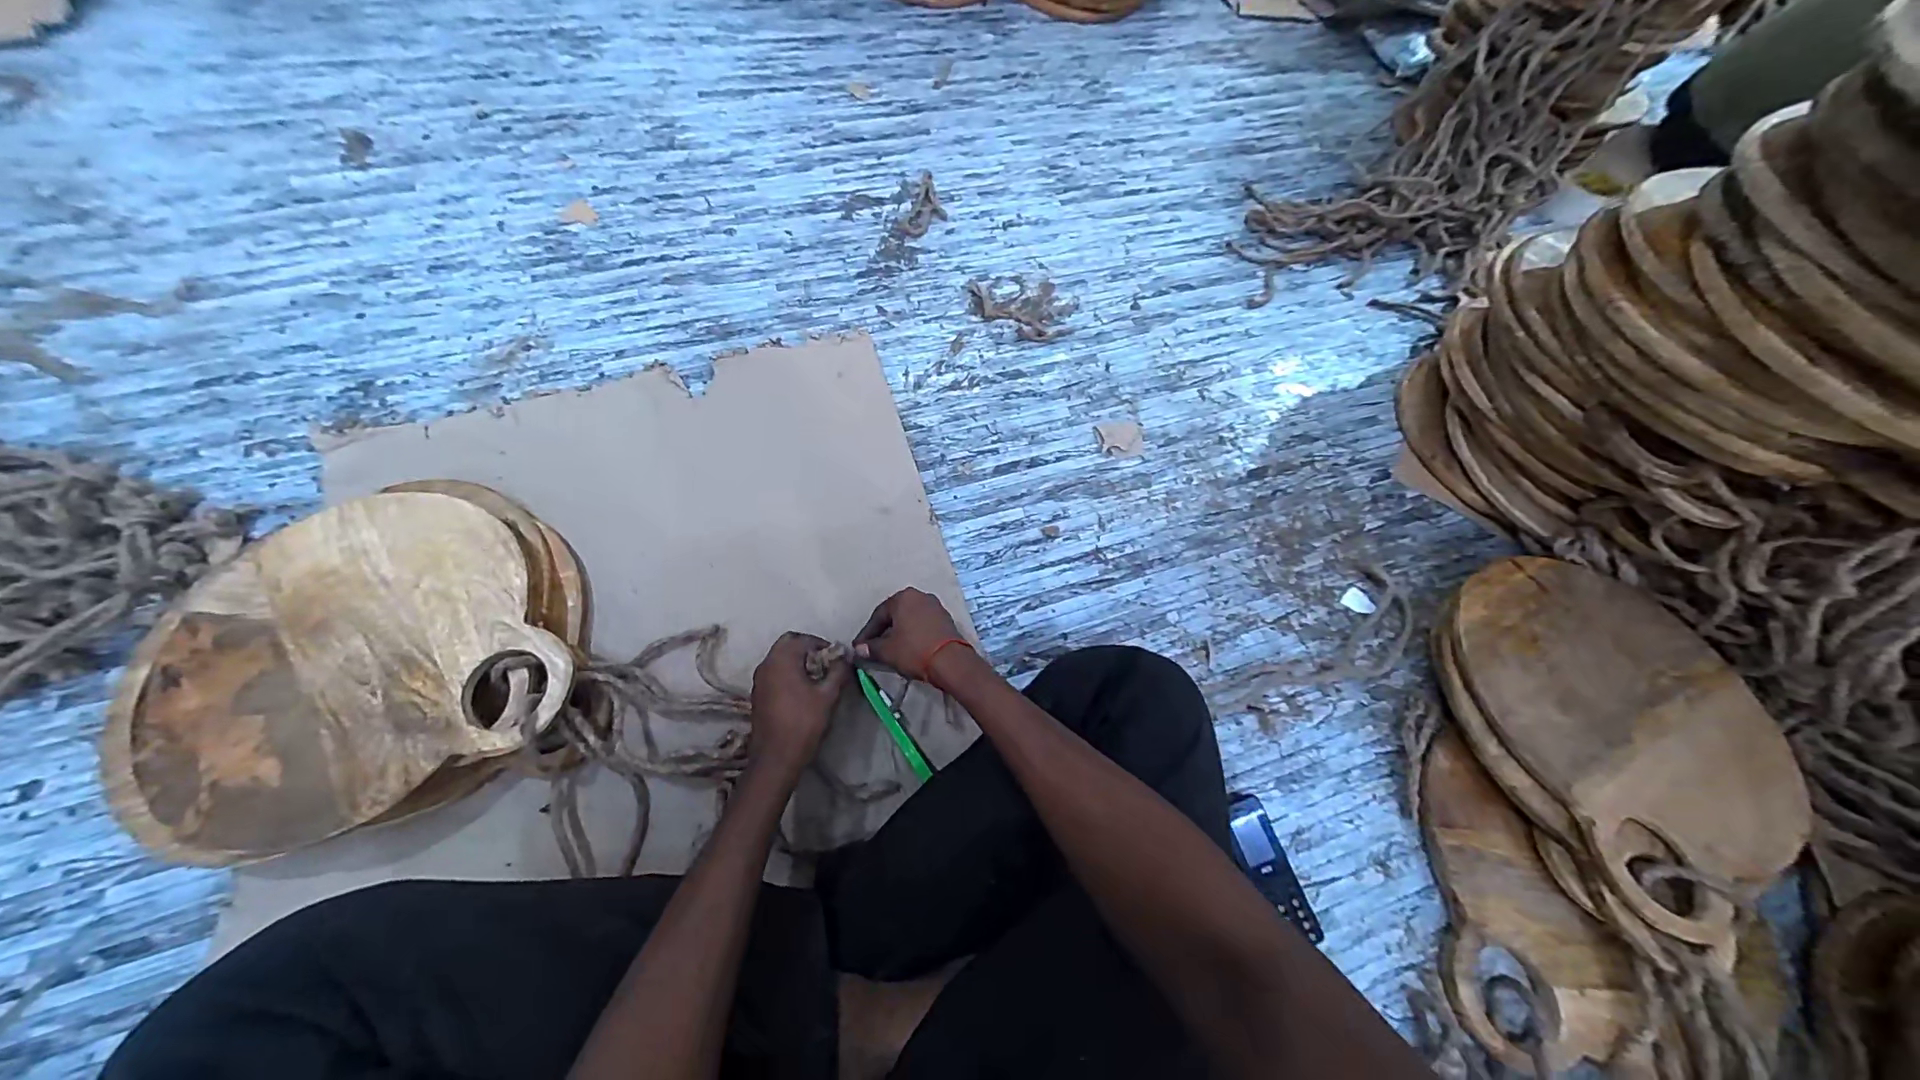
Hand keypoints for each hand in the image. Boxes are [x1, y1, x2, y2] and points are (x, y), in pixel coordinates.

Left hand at [749, 632, 849, 771]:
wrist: (776, 758)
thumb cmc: (804, 723)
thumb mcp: (828, 695)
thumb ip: (838, 671)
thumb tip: (845, 656)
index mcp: (781, 660)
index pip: (802, 639)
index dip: (822, 645)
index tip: (837, 659)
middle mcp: (766, 664)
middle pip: (788, 644)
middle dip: (808, 650)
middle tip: (826, 665)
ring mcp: (759, 680)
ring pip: (779, 659)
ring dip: (797, 662)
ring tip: (817, 679)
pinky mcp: (758, 694)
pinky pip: (774, 673)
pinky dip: (788, 674)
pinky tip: (802, 691)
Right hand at [853, 588, 970, 687]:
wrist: (951, 661)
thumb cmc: (914, 651)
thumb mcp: (887, 651)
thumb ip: (871, 648)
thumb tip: (860, 649)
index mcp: (903, 597)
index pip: (878, 615)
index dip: (867, 633)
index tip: (859, 648)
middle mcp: (920, 596)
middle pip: (895, 615)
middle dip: (883, 632)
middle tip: (872, 648)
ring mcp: (935, 606)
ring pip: (909, 619)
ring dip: (898, 633)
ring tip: (889, 650)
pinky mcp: (946, 619)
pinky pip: (923, 625)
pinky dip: (913, 635)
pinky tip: (908, 648)